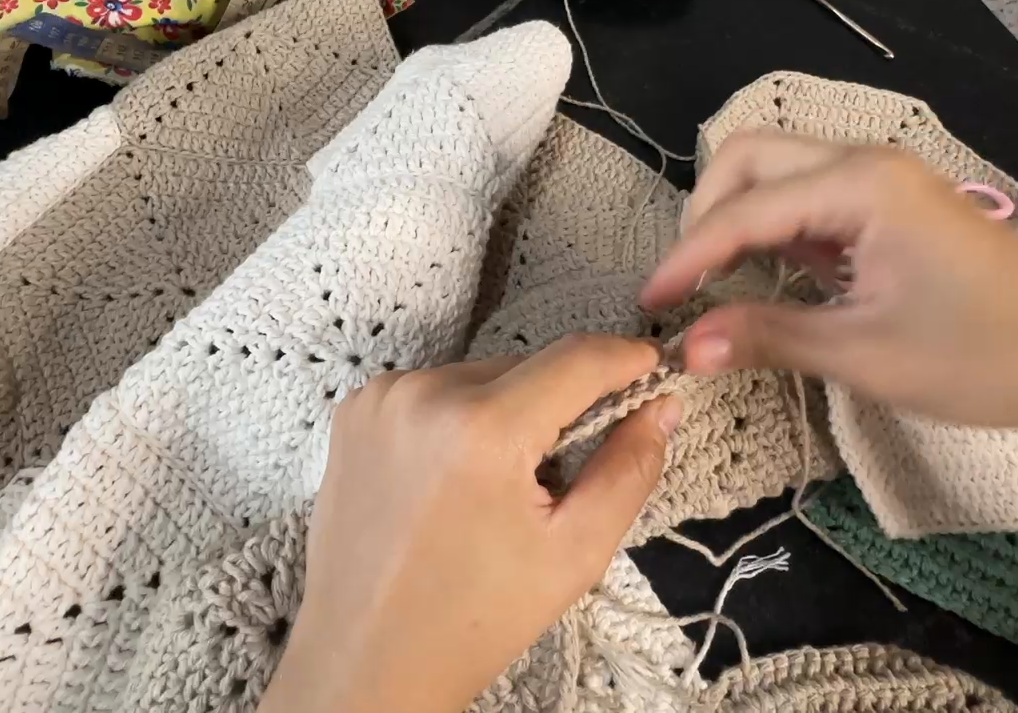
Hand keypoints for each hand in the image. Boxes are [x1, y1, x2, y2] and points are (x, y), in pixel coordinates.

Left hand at [261, 336, 680, 712]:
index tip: (651, 361)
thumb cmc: (474, 619)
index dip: (622, 355)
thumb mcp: (574, 553)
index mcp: (483, 430)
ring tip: (491, 483)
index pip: (574, 359)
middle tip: (554, 469)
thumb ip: (628, 469)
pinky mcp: (356, 408)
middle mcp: (424, 393)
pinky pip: (432, 390)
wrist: (363, 662)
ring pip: (479, 377)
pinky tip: (446, 474)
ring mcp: (382, 397)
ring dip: (503, 410)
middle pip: (525, 369)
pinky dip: (456, 416)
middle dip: (555, 404)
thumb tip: (661, 405)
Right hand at [639, 130, 1017, 439]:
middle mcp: (864, 161)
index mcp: (861, 185)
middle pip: (749, 158)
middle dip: (704, 214)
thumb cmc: (987, 358)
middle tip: (687, 280)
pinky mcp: (886, 202)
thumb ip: (766, 337)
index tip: (649, 304)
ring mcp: (878, 177)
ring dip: (732, 215)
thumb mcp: (865, 355)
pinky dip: (768, 226)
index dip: (687, 258)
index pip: (743, 212)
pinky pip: (804, 195)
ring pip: (773, 170)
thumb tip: (684, 348)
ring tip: (712, 277)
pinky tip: (763, 270)